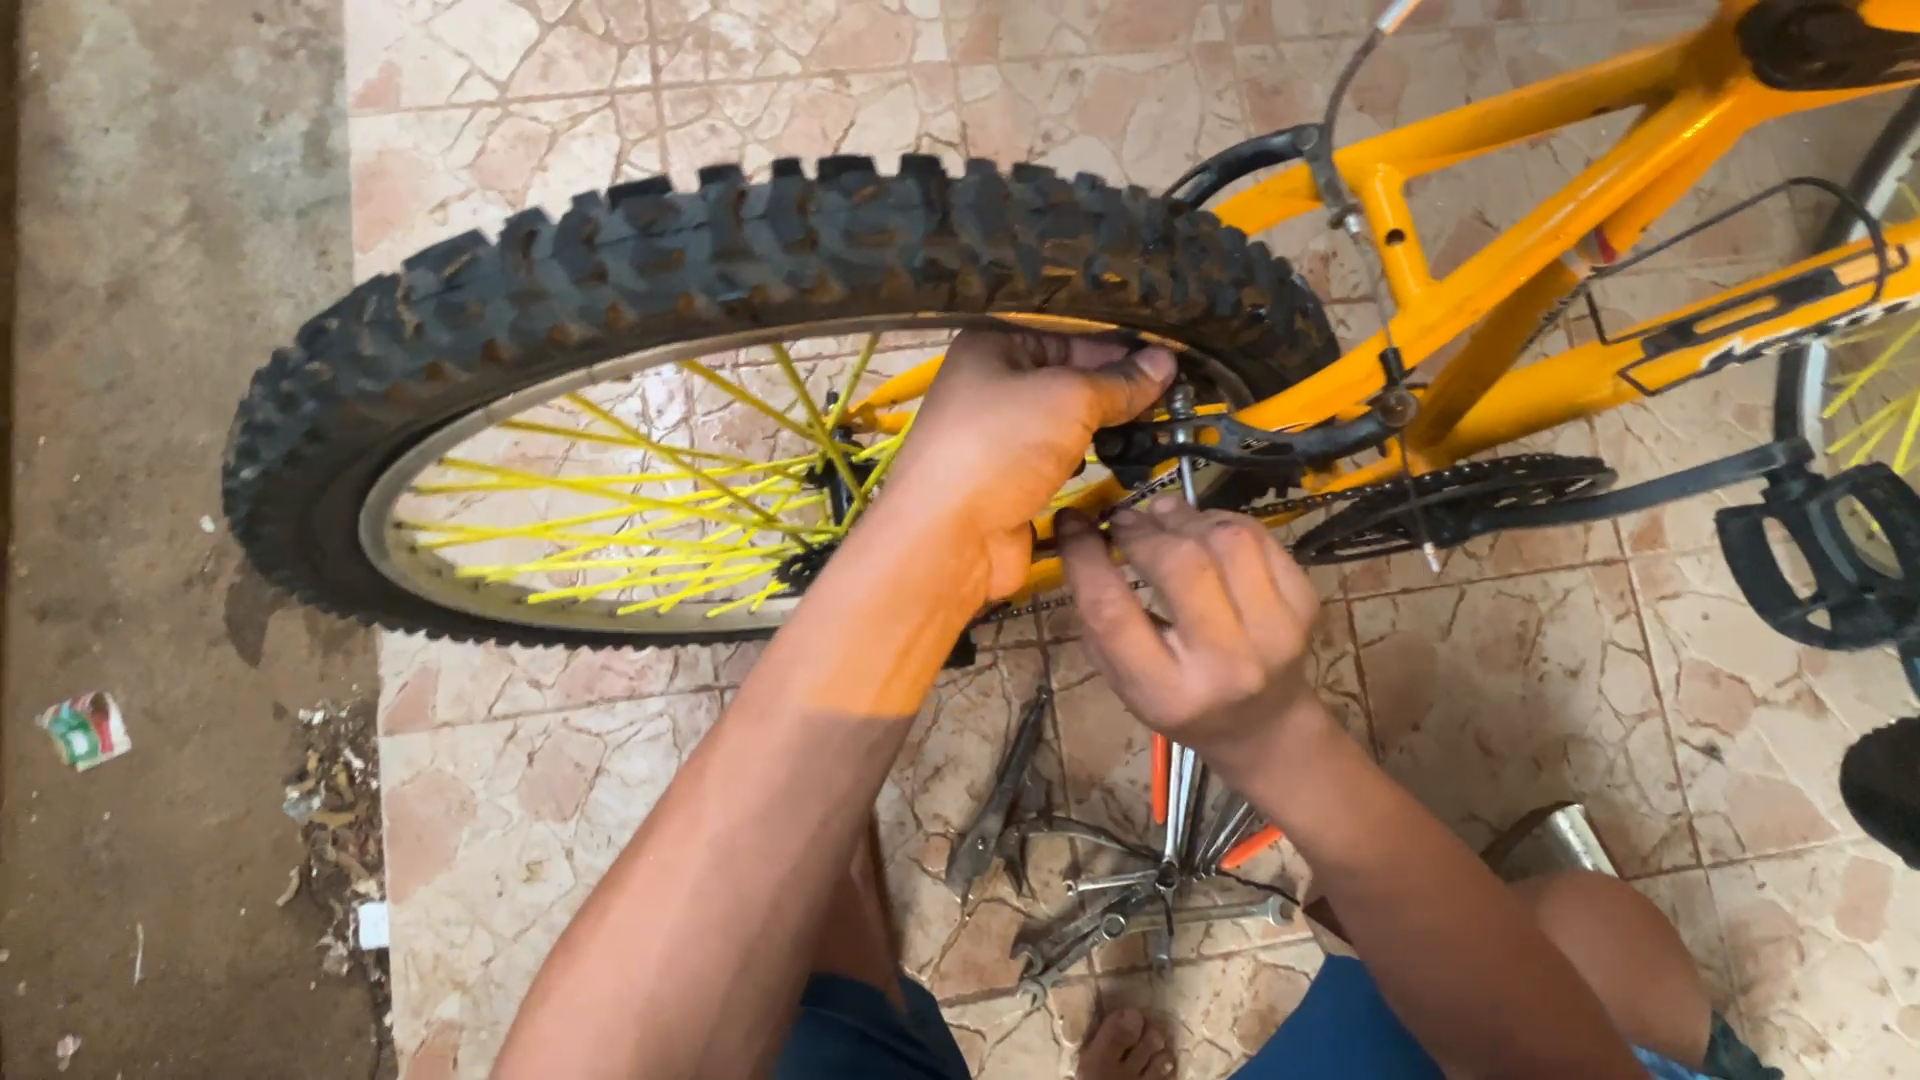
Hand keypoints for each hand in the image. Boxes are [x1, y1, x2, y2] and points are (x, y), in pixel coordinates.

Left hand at [879, 329, 1174, 598]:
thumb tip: (1164, 362)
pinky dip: (1086, 464)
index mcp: (992, 348)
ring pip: (1065, 426)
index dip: (1119, 350)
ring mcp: (999, 440)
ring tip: (1158, 431)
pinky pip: (1058, 463)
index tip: (1170, 365)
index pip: (1069, 338)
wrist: (949, 535)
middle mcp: (991, 388)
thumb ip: (1119, 383)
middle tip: (1175, 401)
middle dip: (1117, 392)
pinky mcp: (1010, 484)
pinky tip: (1121, 464)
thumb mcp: (1068, 399)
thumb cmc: (1002, 445)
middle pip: (1067, 381)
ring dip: (1106, 430)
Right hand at [1055, 496, 1329, 772]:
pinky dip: (1220, 520)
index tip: (1071, 521)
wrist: (1263, 725)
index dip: (1085, 556)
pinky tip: (1201, 527)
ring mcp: (1276, 632)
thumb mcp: (1123, 676)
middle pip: (1179, 566)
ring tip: (1160, 514)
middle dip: (1141, 531)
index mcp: (1166, 692)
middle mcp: (1226, 664)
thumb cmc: (1177, 699)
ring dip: (1184, 517)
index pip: (1113, 611)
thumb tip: (1081, 530)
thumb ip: (1098, 616)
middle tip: (1122, 519)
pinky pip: (1258, 537)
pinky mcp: (1305, 605)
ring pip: (1226, 540)